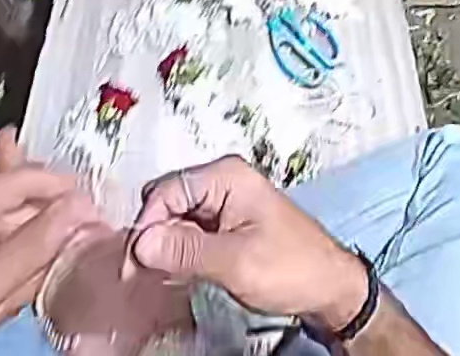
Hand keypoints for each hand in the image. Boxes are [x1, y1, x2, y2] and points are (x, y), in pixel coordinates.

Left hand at [0, 160, 100, 355]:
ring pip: (34, 228)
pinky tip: (35, 283)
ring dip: (50, 249)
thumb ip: (28, 250)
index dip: (69, 194)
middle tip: (92, 242)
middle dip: (62, 221)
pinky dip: (35, 267)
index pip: (32, 178)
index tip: (103, 219)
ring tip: (48, 272)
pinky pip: (23, 253)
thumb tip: (85, 206)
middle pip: (36, 201)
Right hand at [130, 156, 367, 332]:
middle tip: (143, 275)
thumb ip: (186, 250)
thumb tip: (141, 242)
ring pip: (177, 216)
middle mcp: (223, 180)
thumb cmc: (289, 266)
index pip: (168, 189)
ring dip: (164, 243)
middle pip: (169, 199)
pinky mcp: (227, 221)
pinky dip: (179, 249)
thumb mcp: (235, 262)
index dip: (146, 225)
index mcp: (227, 176)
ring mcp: (225, 199)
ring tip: (160, 276)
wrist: (327, 283)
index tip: (132, 267)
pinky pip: (191, 229)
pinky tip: (177, 272)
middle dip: (152, 233)